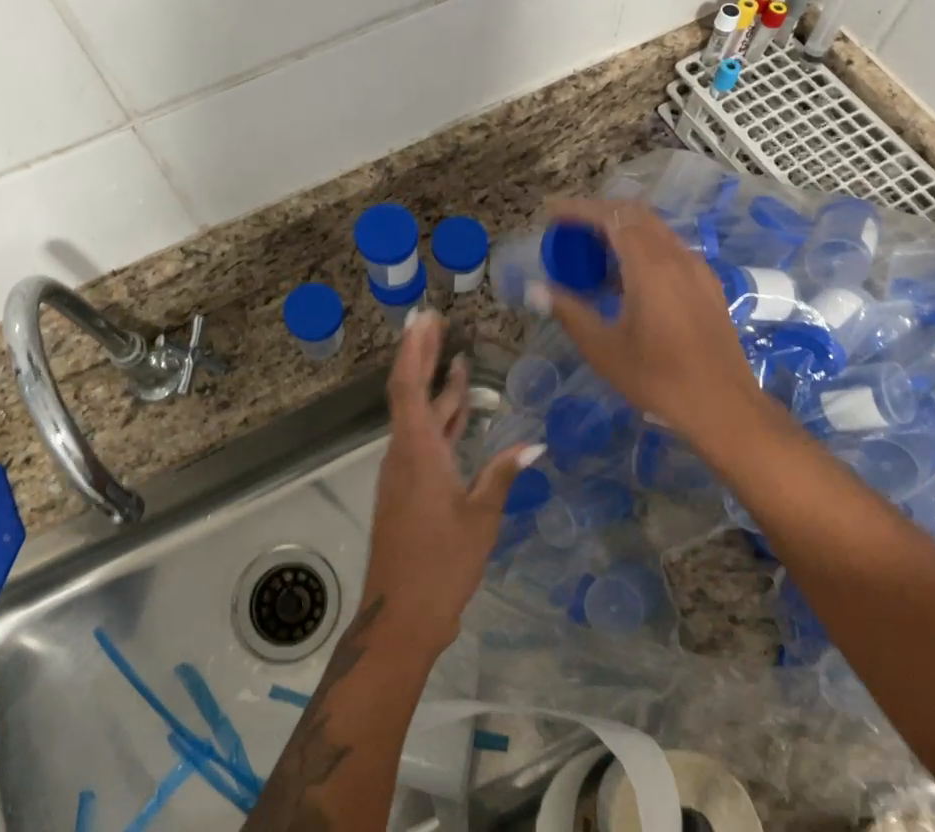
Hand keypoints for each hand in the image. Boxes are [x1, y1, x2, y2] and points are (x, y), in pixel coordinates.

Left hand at [364, 309, 541, 653]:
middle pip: (410, 394)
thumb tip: (533, 444)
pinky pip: (422, 441)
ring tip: (457, 359)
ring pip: (417, 419)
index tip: (423, 320)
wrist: (401, 614)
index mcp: (417, 454)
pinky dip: (439, 419)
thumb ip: (501, 476)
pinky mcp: (407, 491)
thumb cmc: (441, 565)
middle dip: (423, 357)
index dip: (414, 351)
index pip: (408, 388)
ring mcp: (402, 474)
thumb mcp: (480, 519)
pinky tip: (458, 415)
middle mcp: (403, 456)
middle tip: (437, 322)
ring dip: (434, 388)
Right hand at [539, 198, 782, 447]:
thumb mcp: (603, 348)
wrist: (723, 406)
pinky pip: (671, 251)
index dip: (578, 210)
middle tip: (568, 231)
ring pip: (656, 231)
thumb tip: (535, 289)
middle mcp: (677, 257)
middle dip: (599, 215)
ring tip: (592, 255)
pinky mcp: (708, 287)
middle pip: (636, 215)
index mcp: (650, 267)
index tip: (551, 213)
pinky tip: (626, 279)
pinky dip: (642, 249)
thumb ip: (569, 311)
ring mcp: (698, 270)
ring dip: (622, 232)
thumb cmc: (658, 379)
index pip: (612, 217)